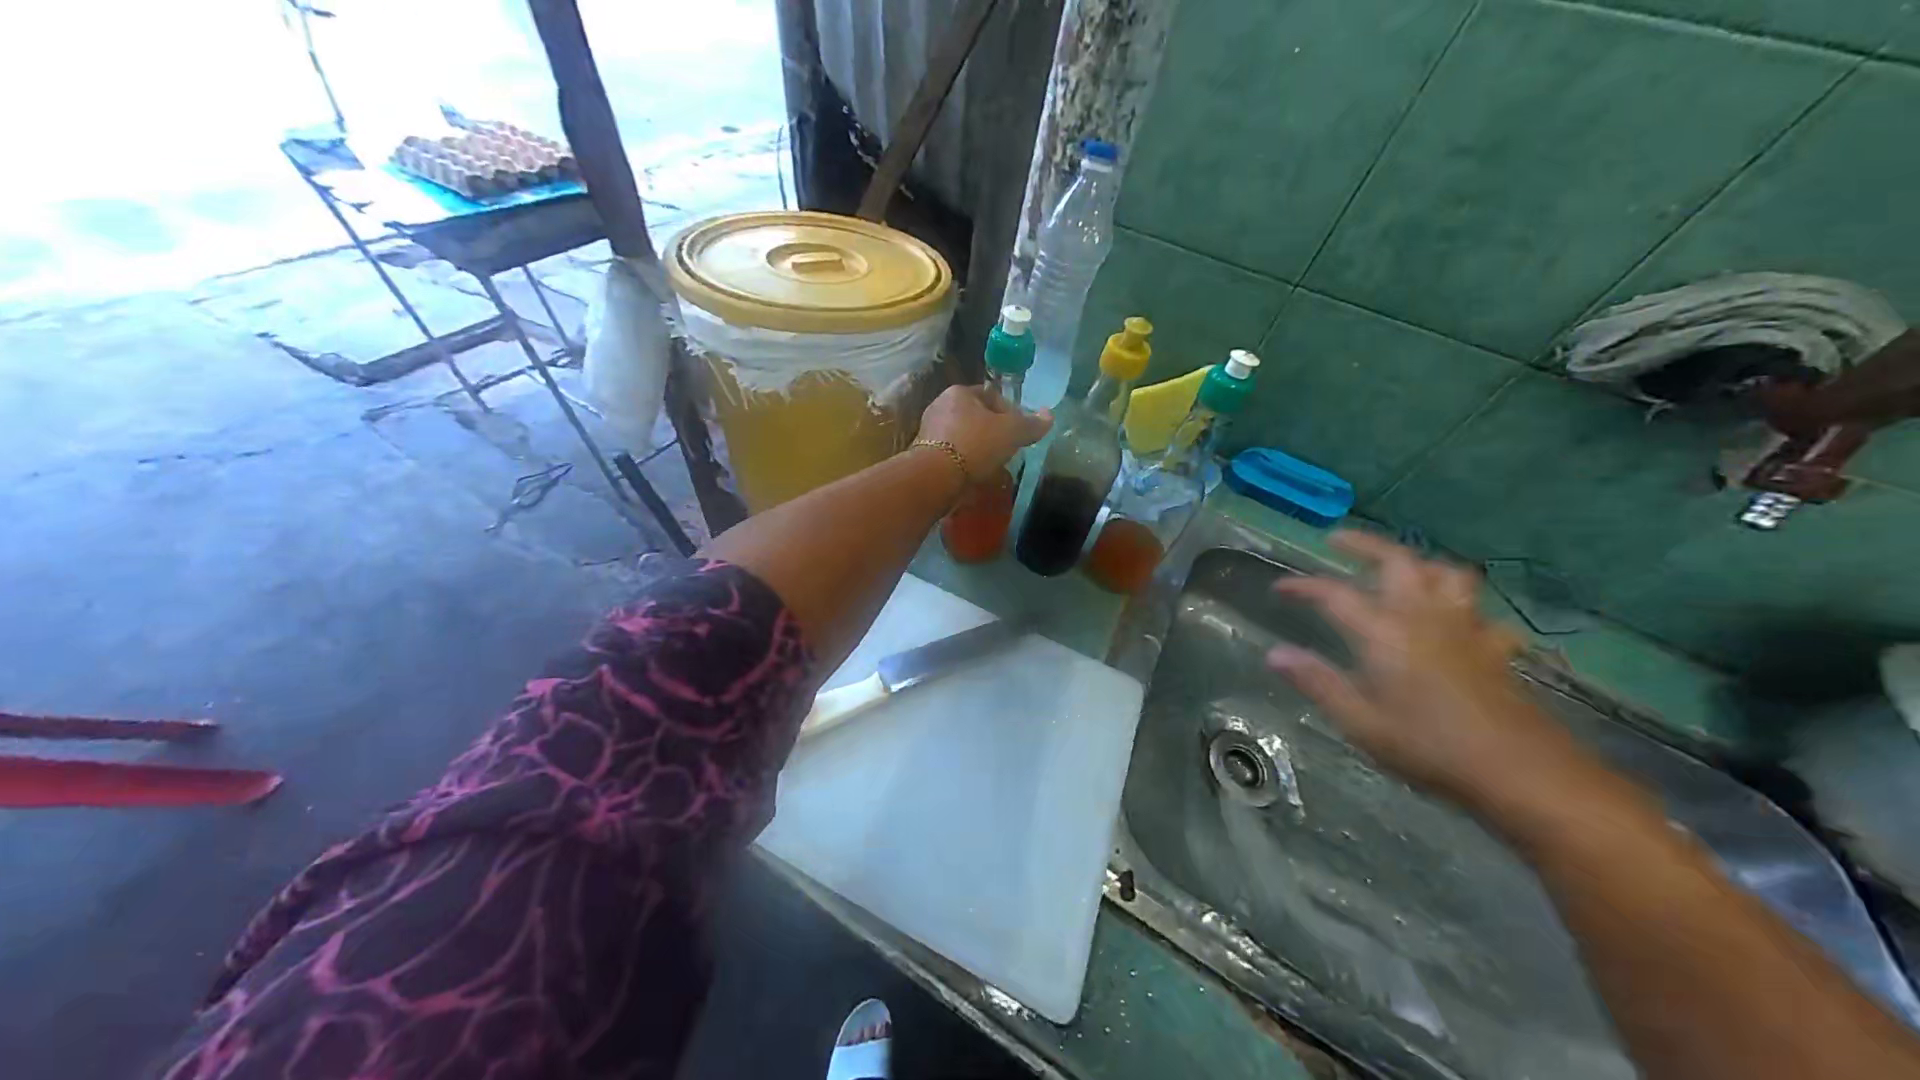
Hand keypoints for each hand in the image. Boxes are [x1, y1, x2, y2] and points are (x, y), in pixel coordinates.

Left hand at [918, 384, 1052, 482]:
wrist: (936, 477)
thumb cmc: (976, 444)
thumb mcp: (1012, 432)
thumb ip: (1032, 424)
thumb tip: (1049, 416)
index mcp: (959, 392)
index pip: (992, 395)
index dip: (1011, 412)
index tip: (1020, 431)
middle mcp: (940, 406)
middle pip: (977, 416)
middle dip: (994, 431)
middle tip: (1008, 448)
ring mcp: (929, 431)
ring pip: (964, 436)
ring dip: (979, 448)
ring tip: (994, 465)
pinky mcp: (924, 455)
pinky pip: (952, 454)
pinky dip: (965, 462)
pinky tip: (975, 474)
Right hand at [1265, 531, 1597, 815]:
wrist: (1523, 773)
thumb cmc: (1430, 748)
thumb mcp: (1361, 723)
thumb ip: (1318, 683)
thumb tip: (1275, 654)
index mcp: (1385, 634)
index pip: (1336, 595)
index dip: (1304, 586)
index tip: (1280, 587)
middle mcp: (1425, 617)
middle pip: (1397, 560)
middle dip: (1365, 544)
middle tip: (1338, 542)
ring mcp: (1466, 628)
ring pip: (1446, 573)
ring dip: (1418, 563)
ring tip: (1399, 570)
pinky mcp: (1495, 647)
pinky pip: (1478, 609)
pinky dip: (1460, 605)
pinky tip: (1453, 622)